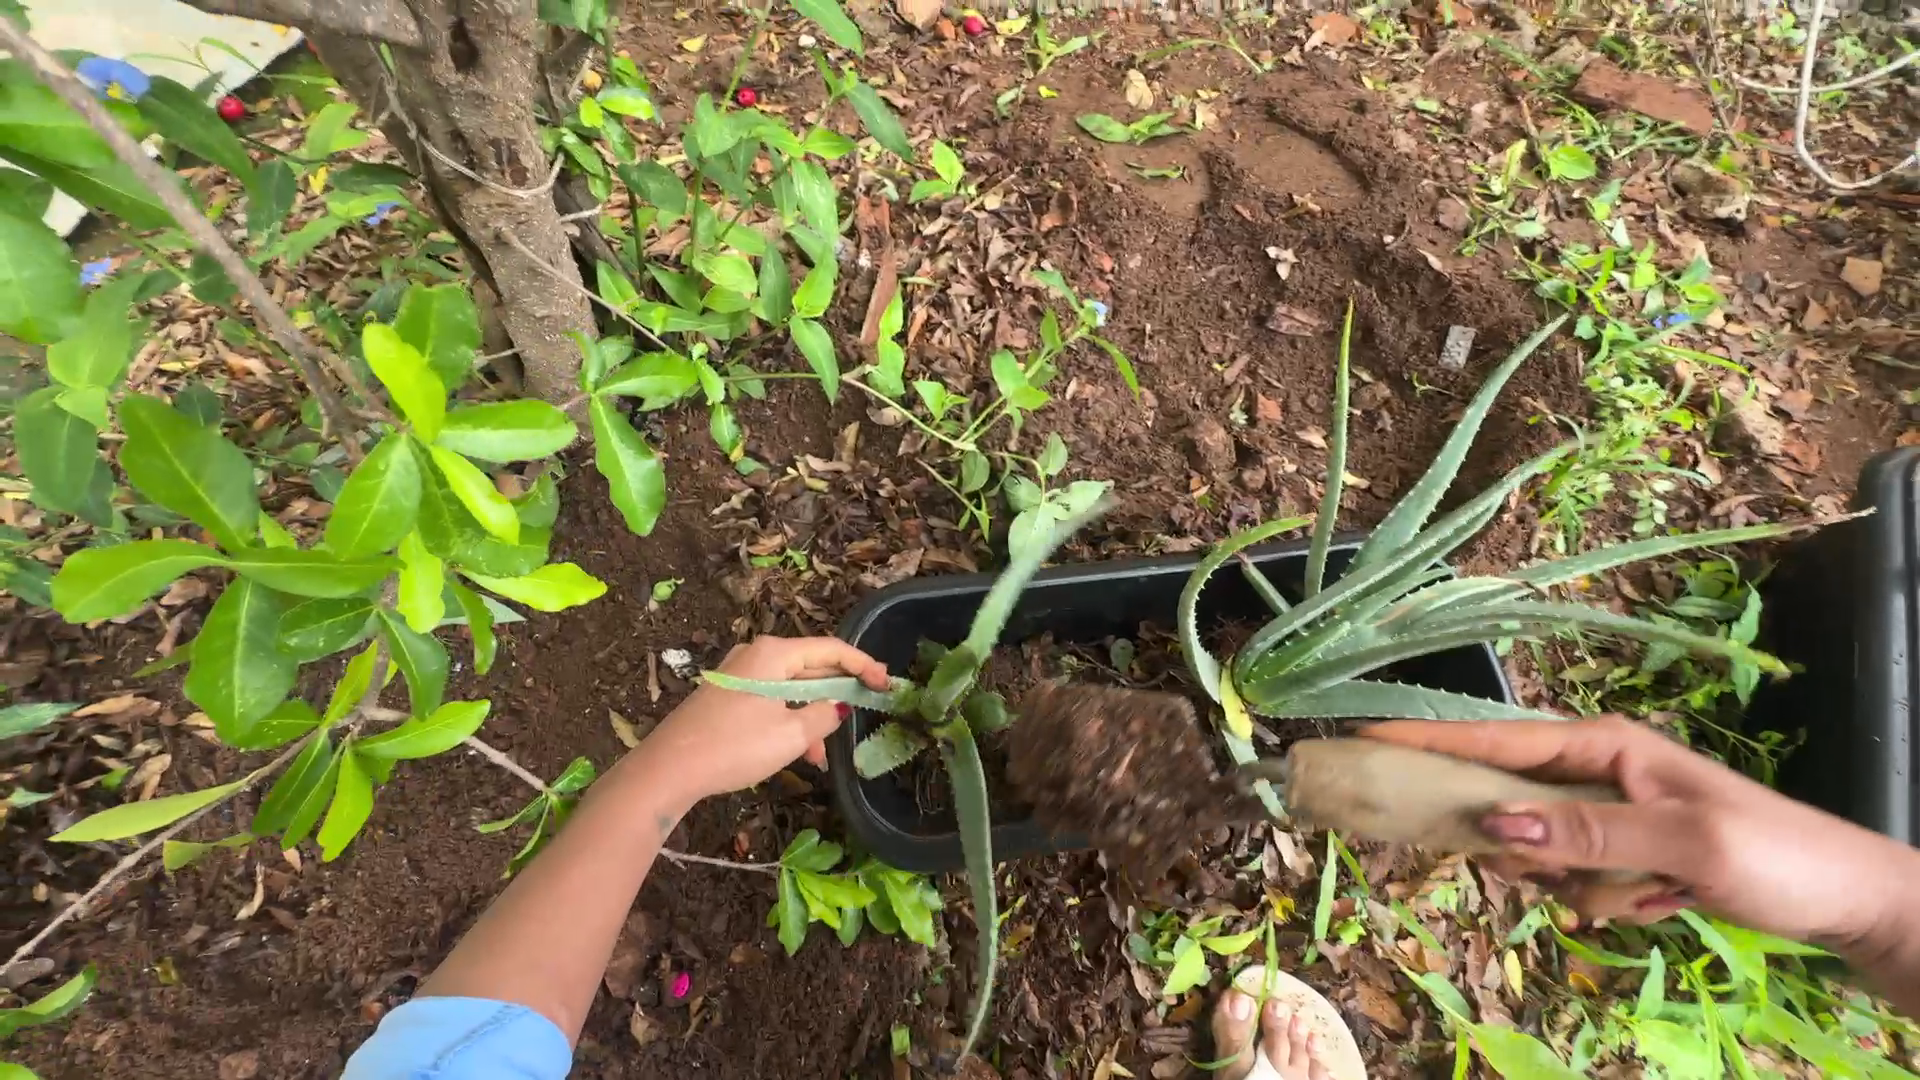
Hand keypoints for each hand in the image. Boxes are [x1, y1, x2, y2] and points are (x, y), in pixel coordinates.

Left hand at [636, 636, 888, 810]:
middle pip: (812, 665)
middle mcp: (757, 653)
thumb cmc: (734, 747)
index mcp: (775, 653)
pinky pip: (772, 697)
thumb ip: (825, 715)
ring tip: (824, 751)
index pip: (832, 650)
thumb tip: (840, 706)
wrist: (667, 770)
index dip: (863, 665)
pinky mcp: (728, 694)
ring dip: (813, 713)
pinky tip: (799, 751)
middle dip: (839, 690)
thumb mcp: (791, 735)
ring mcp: (740, 673)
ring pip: (792, 686)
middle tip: (870, 703)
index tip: (886, 682)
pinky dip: (790, 718)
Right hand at [1361, 716, 1919, 957]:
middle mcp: (1587, 768)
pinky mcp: (1611, 844)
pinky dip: (1592, 893)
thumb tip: (1491, 823)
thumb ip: (1585, 831)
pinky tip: (1648, 903)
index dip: (1425, 739)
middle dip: (1514, 837)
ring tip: (1632, 893)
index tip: (1365, 738)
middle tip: (1541, 869)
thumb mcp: (1683, 843)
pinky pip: (1563, 869)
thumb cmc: (1778, 854)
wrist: (1861, 904)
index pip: (1490, 739)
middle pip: (1502, 793)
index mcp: (1596, 744)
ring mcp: (1598, 806)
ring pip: (1531, 840)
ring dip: (1566, 876)